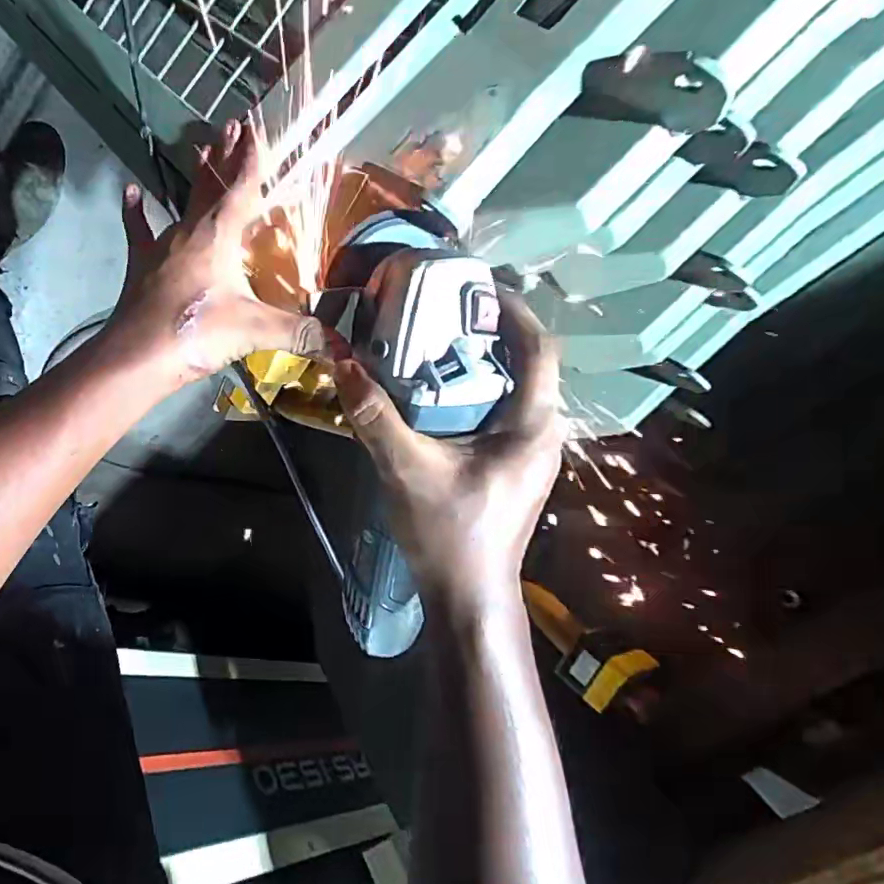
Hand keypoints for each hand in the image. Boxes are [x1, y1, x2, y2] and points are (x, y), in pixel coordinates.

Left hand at [113, 122, 322, 386]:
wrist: (136, 357)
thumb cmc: (196, 333)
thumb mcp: (253, 331)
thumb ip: (300, 333)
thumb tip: (345, 348)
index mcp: (217, 236)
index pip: (240, 187)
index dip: (252, 159)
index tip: (256, 130)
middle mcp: (189, 231)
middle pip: (211, 185)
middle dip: (225, 156)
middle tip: (231, 126)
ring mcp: (161, 247)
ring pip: (181, 202)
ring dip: (195, 178)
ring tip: (200, 150)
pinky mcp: (141, 266)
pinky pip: (139, 231)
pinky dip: (136, 212)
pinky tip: (130, 192)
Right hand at [333, 291, 564, 610]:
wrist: (468, 596)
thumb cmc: (448, 534)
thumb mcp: (406, 468)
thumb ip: (374, 414)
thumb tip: (341, 362)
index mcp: (531, 426)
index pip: (540, 348)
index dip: (512, 310)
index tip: (475, 287)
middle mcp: (542, 432)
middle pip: (527, 363)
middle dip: (489, 330)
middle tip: (442, 309)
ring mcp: (529, 451)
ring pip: (513, 387)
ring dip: (480, 359)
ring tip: (434, 339)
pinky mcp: (511, 464)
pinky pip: (500, 410)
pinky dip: (473, 388)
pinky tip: (434, 389)